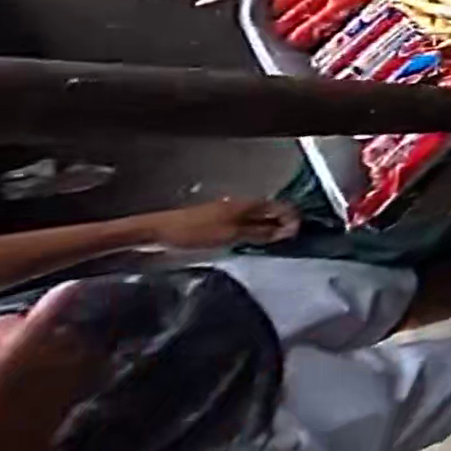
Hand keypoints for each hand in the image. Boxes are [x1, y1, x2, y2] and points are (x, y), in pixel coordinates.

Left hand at [142, 198, 300, 249]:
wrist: (157, 231)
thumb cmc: (196, 232)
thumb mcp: (232, 235)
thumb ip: (262, 233)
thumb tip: (288, 231)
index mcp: (253, 203)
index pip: (285, 208)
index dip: (293, 221)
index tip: (293, 238)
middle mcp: (247, 204)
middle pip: (274, 212)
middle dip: (282, 226)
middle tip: (280, 244)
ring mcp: (233, 211)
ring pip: (260, 219)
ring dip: (267, 231)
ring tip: (265, 246)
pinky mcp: (221, 220)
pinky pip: (247, 223)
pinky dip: (253, 232)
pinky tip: (247, 244)